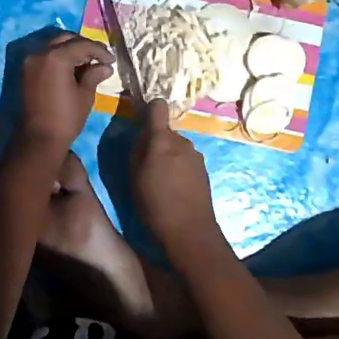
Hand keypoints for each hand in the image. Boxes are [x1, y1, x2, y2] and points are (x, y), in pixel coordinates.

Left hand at [16, 33, 113, 152]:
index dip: (99, 50)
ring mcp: (30, 62)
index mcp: (56, 58)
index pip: (82, 44)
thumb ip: (94, 75)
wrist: (39, 139)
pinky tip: (73, 69)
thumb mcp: (84, 95)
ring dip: (71, 51)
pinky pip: (46, 56)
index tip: (112, 59)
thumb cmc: (66, 118)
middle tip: (99, 58)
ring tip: (88, 64)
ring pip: (54, 46)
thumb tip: (105, 66)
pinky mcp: (26, 71)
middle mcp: (40, 53)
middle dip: (84, 46)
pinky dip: (60, 58)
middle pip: (66, 39)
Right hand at [130, 100, 221, 253]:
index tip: (142, 122)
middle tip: (145, 167)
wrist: (190, 231)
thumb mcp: (134, 177)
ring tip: (160, 183)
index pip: (158, 107)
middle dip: (156, 143)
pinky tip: (175, 190)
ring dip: (168, 158)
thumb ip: (137, 150)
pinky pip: (186, 161)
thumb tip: (142, 135)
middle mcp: (183, 141)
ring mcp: (196, 156)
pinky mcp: (204, 170)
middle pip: (166, 133)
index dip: (149, 110)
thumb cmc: (155, 204)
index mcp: (162, 139)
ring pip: (176, 148)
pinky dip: (178, 169)